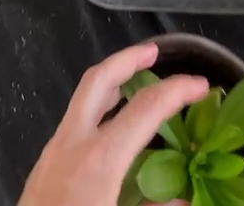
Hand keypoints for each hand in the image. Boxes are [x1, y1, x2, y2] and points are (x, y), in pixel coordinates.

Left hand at [19, 42, 209, 205]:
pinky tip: (111, 128)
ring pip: (82, 99)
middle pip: (98, 80)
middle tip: (155, 51)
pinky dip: (97, 110)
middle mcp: (72, 146)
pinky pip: (74, 122)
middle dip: (127, 59)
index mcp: (98, 162)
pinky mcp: (43, 168)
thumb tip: (182, 201)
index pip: (144, 108)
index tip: (200, 84)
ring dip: (110, 82)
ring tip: (136, 81)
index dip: (176, 91)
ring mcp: (53, 154)